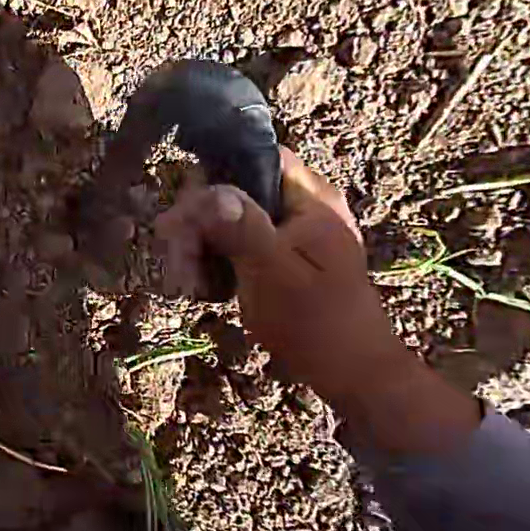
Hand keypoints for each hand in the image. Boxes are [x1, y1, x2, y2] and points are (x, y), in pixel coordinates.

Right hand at [157, 150, 398, 403]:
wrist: (354, 375)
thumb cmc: (317, 325)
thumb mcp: (275, 275)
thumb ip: (244, 229)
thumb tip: (211, 190)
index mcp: (311, 198)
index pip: (258, 155)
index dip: (218, 171)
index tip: (187, 206)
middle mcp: (304, 204)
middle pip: (238, 186)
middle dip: (201, 216)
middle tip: (174, 250)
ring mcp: (294, 230)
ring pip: (233, 215)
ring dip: (202, 241)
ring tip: (184, 278)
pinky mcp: (284, 255)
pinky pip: (240, 241)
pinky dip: (218, 258)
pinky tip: (201, 284)